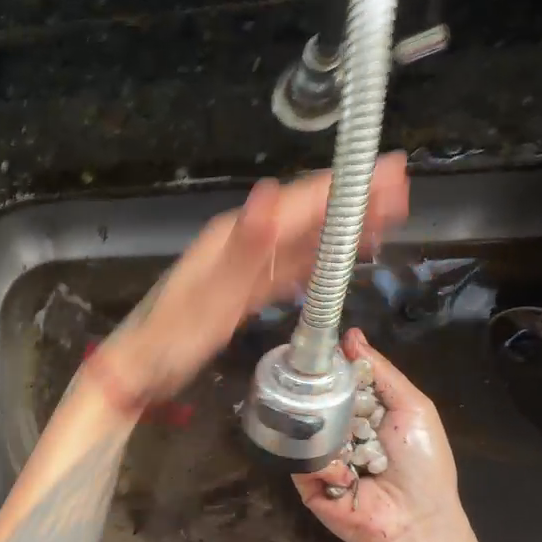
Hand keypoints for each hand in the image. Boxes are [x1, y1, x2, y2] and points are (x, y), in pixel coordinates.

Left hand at [89, 154, 409, 405]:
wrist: (140, 369)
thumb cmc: (173, 335)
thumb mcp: (211, 294)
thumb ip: (245, 246)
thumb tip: (272, 193)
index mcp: (238, 235)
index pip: (301, 202)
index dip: (346, 188)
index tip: (391, 172)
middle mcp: (244, 242)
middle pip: (307, 217)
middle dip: (352, 204)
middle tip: (402, 193)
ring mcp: (244, 268)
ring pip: (302, 243)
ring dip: (340, 233)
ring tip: (383, 223)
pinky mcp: (244, 293)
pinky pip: (288, 272)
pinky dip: (314, 265)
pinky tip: (334, 265)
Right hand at [293, 328, 460, 541]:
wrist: (416, 519)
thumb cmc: (422, 462)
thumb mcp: (412, 407)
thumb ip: (381, 372)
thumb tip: (351, 336)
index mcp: (363, 413)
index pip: (337, 382)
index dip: (327, 367)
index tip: (313, 350)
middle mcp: (339, 431)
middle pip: (315, 402)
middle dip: (313, 394)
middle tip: (308, 386)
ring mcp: (320, 456)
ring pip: (303, 430)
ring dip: (321, 432)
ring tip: (340, 441)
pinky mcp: (307, 482)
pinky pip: (302, 462)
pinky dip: (325, 466)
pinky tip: (345, 476)